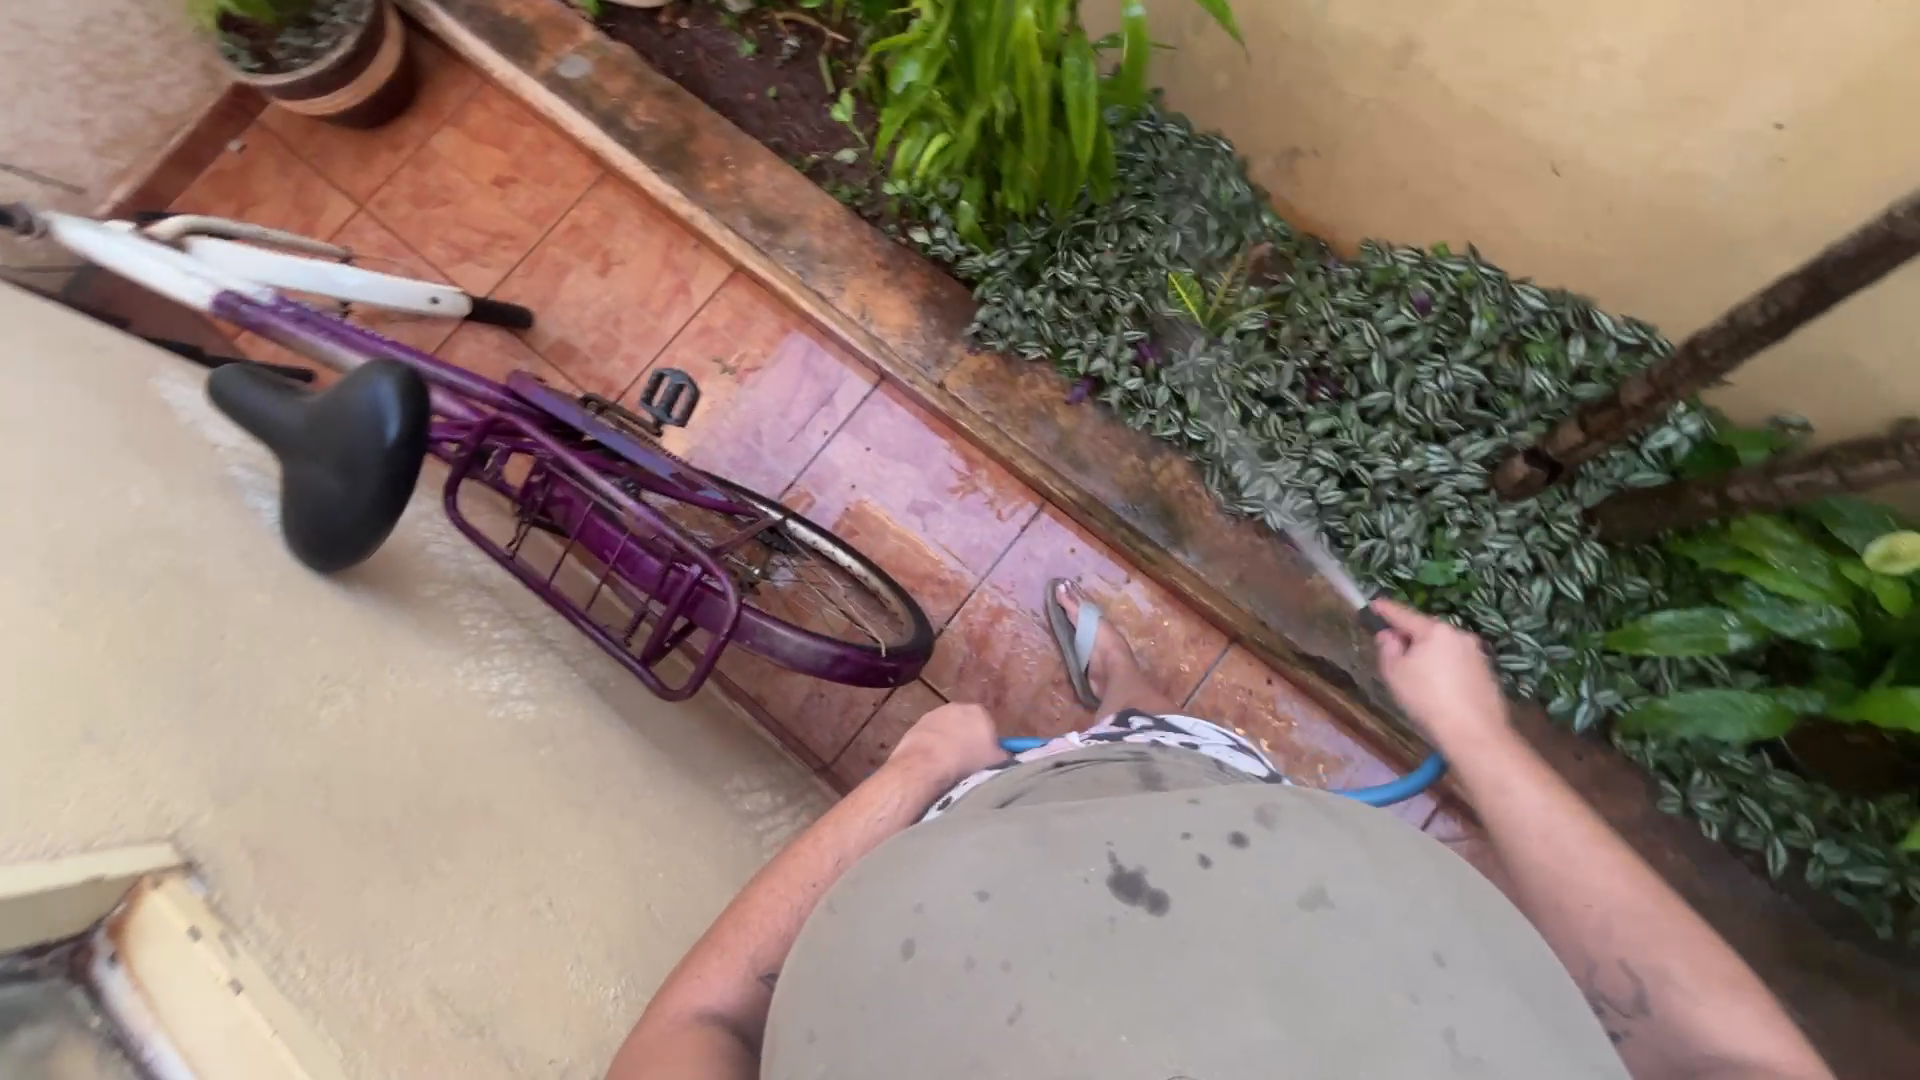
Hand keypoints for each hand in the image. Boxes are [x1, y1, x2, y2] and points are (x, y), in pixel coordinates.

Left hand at [887, 703, 1005, 787]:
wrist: (926, 766)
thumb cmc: (967, 763)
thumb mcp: (998, 764)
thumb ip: (1006, 757)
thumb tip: (1006, 758)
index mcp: (980, 711)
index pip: (988, 726)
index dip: (987, 744)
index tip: (984, 761)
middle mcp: (957, 706)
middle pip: (966, 725)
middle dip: (966, 741)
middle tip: (967, 764)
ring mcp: (934, 714)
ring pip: (946, 731)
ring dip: (947, 744)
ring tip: (947, 768)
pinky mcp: (916, 725)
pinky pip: (929, 738)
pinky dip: (931, 748)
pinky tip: (931, 765)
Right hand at [1370, 599, 1512, 756]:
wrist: (1474, 731)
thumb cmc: (1426, 697)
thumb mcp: (1394, 672)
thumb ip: (1387, 647)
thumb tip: (1390, 636)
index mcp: (1434, 630)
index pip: (1403, 614)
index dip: (1385, 609)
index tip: (1373, 604)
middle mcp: (1458, 635)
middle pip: (1426, 629)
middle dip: (1408, 635)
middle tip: (1391, 647)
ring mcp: (1476, 653)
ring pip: (1442, 645)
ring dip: (1427, 651)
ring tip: (1414, 671)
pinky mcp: (1486, 671)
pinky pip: (1456, 660)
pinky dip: (1443, 665)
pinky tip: (1436, 685)